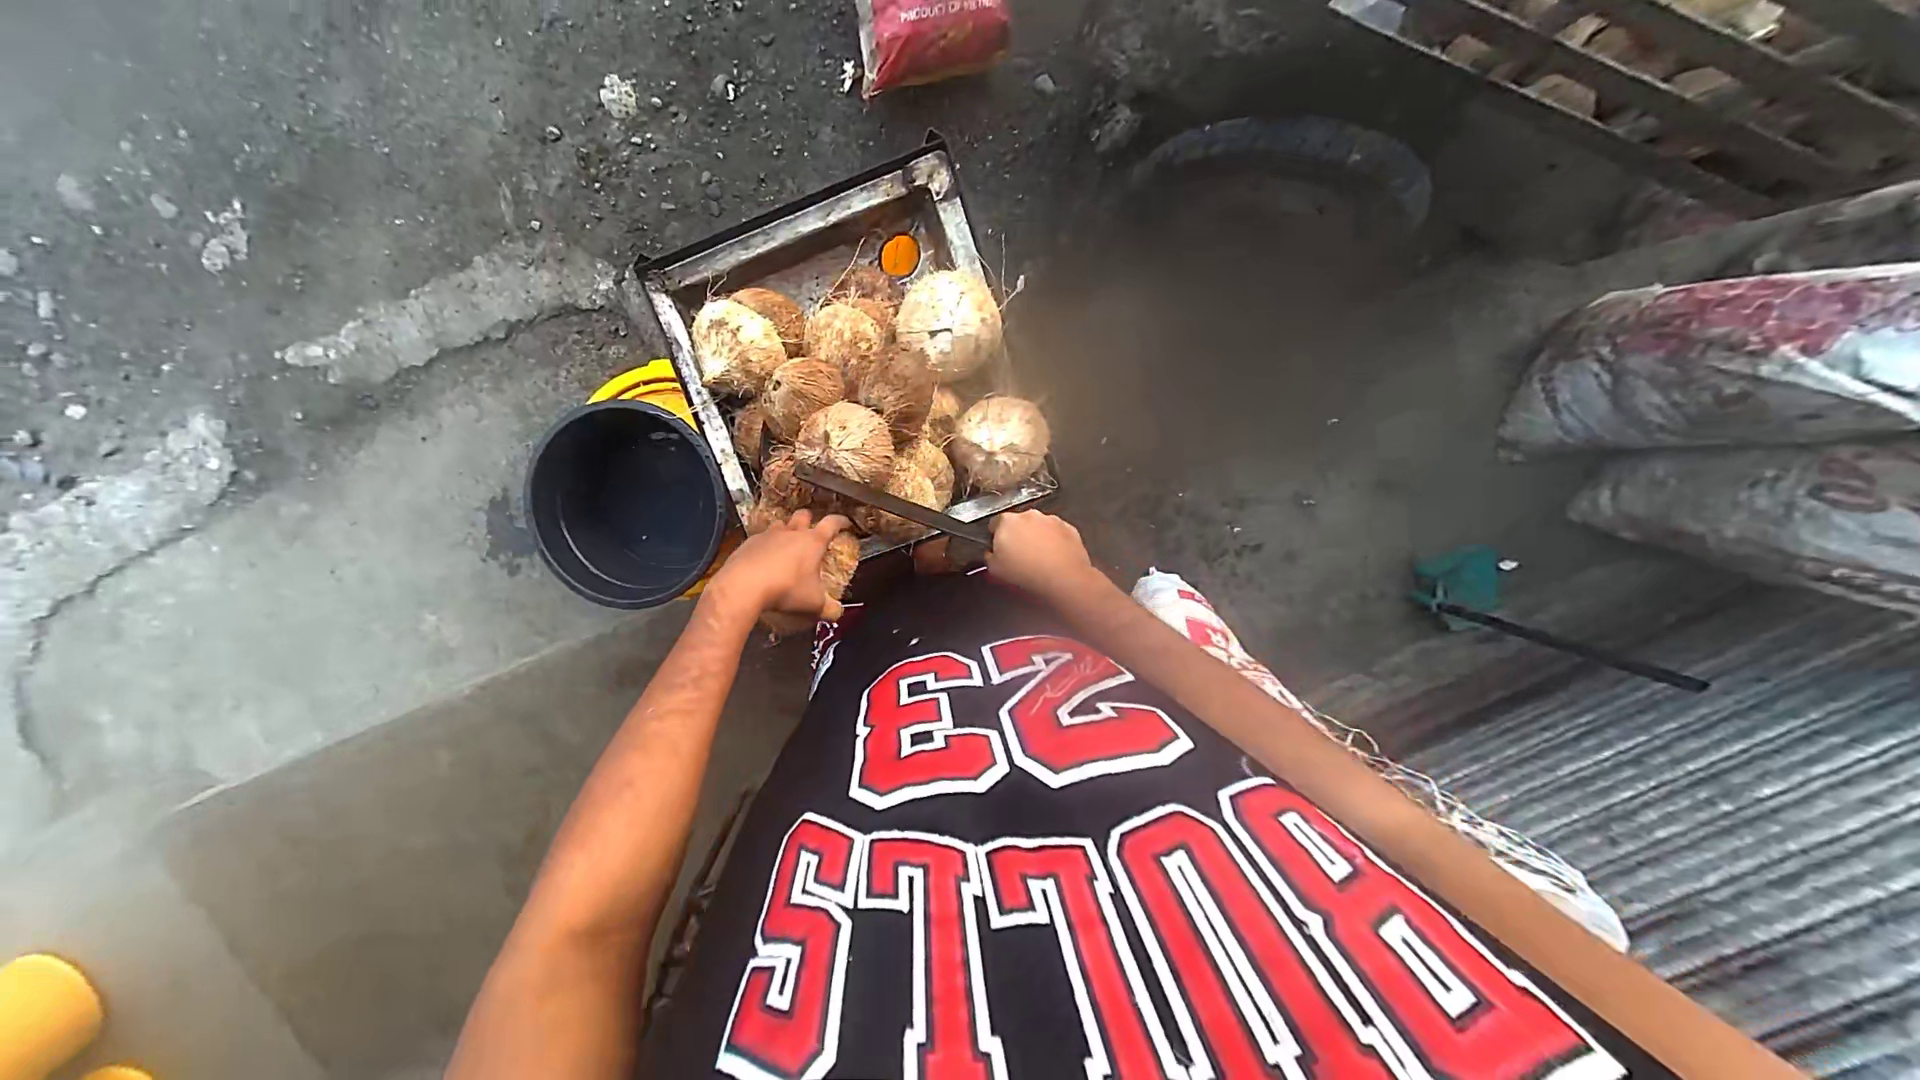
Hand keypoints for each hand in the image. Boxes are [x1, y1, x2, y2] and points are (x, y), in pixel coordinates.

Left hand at [709, 509, 852, 620]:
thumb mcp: (814, 604)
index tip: (845, 524)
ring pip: (780, 524)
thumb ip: (829, 608)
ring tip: (787, 545)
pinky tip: (764, 560)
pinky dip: (765, 546)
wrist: (743, 586)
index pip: (832, 523)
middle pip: (804, 515)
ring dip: (785, 531)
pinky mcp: (748, 542)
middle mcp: (791, 533)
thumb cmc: (785, 590)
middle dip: (810, 520)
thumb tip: (836, 613)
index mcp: (813, 542)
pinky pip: (760, 538)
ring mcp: (768, 535)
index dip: (841, 521)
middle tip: (812, 532)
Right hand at [986, 510, 1103, 602]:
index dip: (996, 536)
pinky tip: (1054, 558)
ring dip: (1037, 538)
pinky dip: (1055, 542)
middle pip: (1019, 523)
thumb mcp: (994, 570)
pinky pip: (1057, 533)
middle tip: (1019, 556)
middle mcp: (1029, 515)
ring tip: (1039, 559)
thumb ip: (989, 556)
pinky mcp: (1068, 528)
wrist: (1062, 577)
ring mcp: (1050, 520)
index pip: (996, 523)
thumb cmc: (1027, 572)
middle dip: (1018, 535)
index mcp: (1007, 522)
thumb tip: (991, 554)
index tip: (999, 547)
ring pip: (1039, 526)